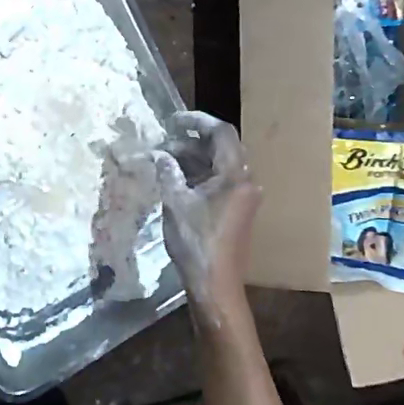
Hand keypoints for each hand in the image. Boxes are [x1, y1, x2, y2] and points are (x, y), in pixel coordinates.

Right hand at [152, 111, 259, 314]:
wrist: (215, 283)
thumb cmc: (196, 240)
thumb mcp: (175, 202)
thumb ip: (168, 172)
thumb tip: (159, 154)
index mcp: (235, 175)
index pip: (220, 132)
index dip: (197, 121)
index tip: (172, 121)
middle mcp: (244, 181)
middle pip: (220, 148)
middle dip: (190, 142)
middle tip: (162, 144)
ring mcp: (242, 196)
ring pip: (218, 165)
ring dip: (192, 159)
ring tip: (163, 161)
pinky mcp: (236, 209)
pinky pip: (218, 181)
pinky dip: (198, 175)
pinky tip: (174, 179)